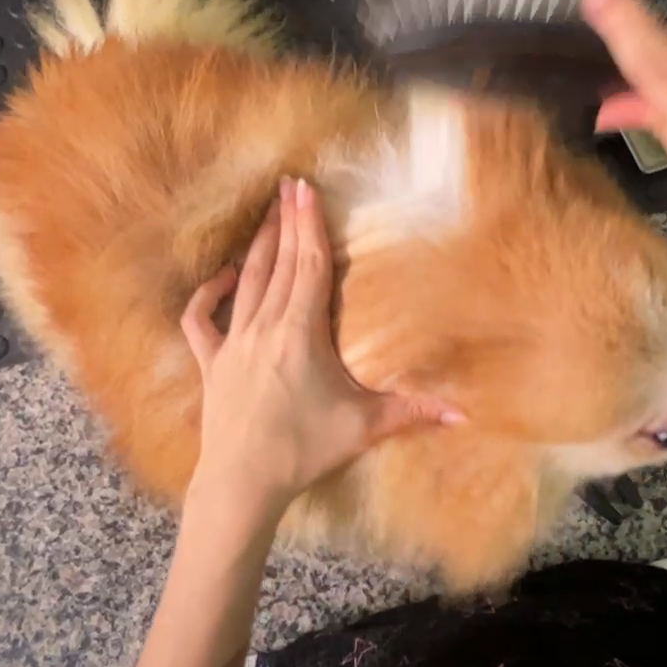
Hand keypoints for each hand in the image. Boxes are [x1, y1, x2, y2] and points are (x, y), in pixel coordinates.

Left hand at [180, 177, 455, 524]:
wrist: (242, 482)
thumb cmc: (303, 451)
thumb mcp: (364, 427)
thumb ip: (413, 412)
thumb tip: (465, 415)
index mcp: (300, 333)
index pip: (308, 265)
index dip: (309, 225)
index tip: (305, 189)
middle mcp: (264, 327)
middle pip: (278, 262)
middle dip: (285, 221)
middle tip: (288, 184)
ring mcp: (233, 343)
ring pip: (246, 281)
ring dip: (256, 245)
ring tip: (265, 213)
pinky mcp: (212, 362)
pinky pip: (201, 319)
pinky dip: (209, 293)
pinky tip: (224, 277)